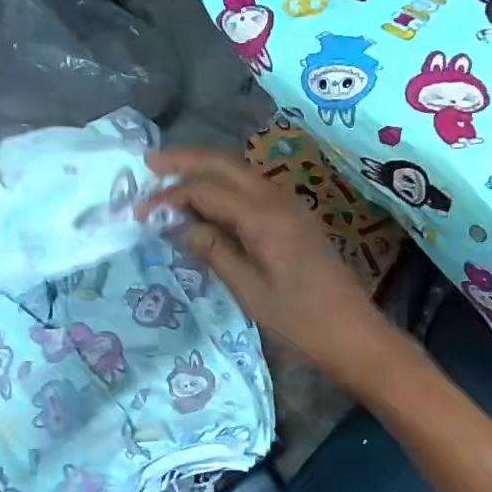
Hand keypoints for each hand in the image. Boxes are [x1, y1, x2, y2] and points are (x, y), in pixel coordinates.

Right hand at [142, 149, 402, 383]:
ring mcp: (288, 205)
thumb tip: (177, 224)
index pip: (205, 190)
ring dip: (204, 169)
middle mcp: (276, 199)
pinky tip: (206, 201)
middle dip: (185, 159)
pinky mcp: (293, 217)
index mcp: (263, 216)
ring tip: (169, 176)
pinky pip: (251, 189)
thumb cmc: (299, 319)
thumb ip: (213, 250)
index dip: (169, 197)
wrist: (352, 332)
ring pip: (239, 171)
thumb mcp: (249, 290)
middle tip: (149, 163)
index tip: (139, 214)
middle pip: (224, 163)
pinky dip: (223, 186)